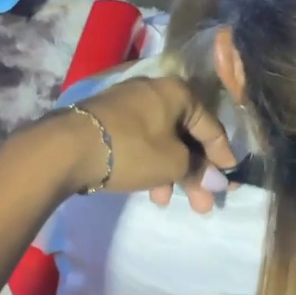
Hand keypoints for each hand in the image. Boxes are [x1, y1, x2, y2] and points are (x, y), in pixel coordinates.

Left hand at [53, 76, 236, 211]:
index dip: (222, 156)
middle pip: (184, 134)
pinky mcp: (107, 118)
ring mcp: (127, 102)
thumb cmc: (131, 150)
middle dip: (194, 172)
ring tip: (165, 201)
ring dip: (170, 172)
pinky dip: (149, 162)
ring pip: (161, 139)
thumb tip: (216, 179)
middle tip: (202, 204)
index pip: (211, 126)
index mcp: (177, 92)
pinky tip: (146, 187)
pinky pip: (140, 140)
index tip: (229, 181)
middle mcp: (154, 90)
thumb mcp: (172, 164)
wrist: (66, 148)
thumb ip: (198, 170)